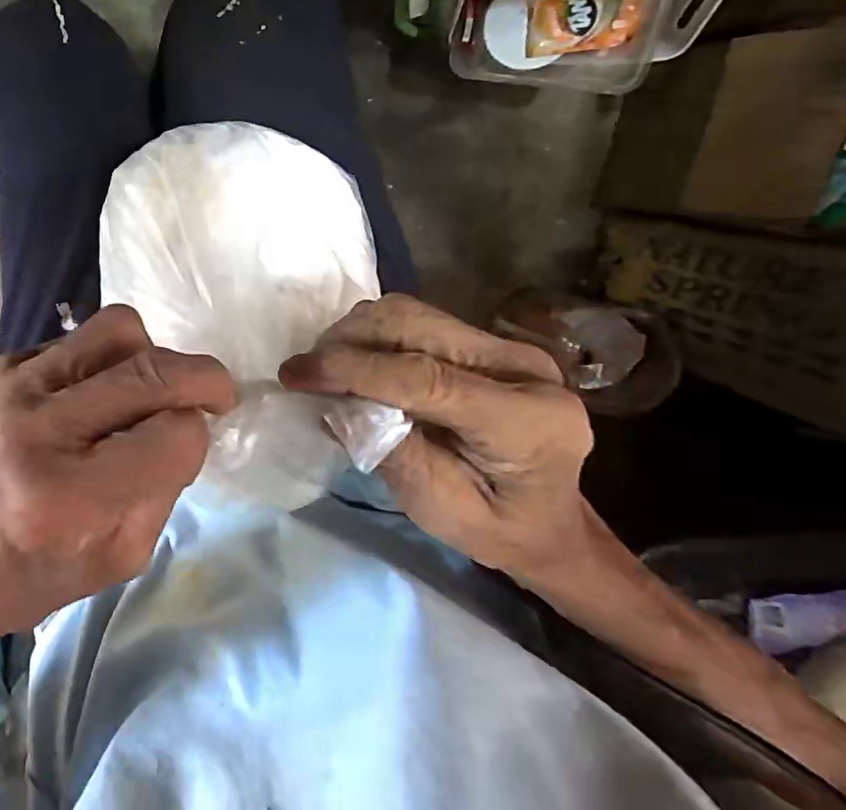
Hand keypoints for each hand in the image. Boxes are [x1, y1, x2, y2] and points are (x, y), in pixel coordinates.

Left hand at [0, 305, 236, 716]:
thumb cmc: (40, 571)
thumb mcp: (123, 556)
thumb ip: (166, 483)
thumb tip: (188, 416)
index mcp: (70, 495)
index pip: (174, 433)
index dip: (198, 435)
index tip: (194, 441)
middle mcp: (39, 429)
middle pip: (153, 370)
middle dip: (201, 379)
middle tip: (215, 394)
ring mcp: (17, 387)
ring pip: (119, 330)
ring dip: (151, 356)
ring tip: (146, 389)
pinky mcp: (5, 367)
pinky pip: (81, 339)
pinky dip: (105, 361)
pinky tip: (94, 397)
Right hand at [278, 293, 595, 580]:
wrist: (549, 521)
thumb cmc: (498, 530)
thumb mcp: (439, 510)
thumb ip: (392, 453)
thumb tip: (335, 405)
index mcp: (528, 421)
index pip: (425, 376)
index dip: (354, 370)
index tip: (296, 374)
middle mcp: (524, 368)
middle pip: (417, 326)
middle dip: (349, 340)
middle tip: (305, 370)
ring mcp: (508, 348)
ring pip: (414, 313)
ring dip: (358, 333)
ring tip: (326, 367)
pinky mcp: (488, 343)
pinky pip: (419, 322)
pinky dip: (375, 336)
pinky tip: (356, 363)